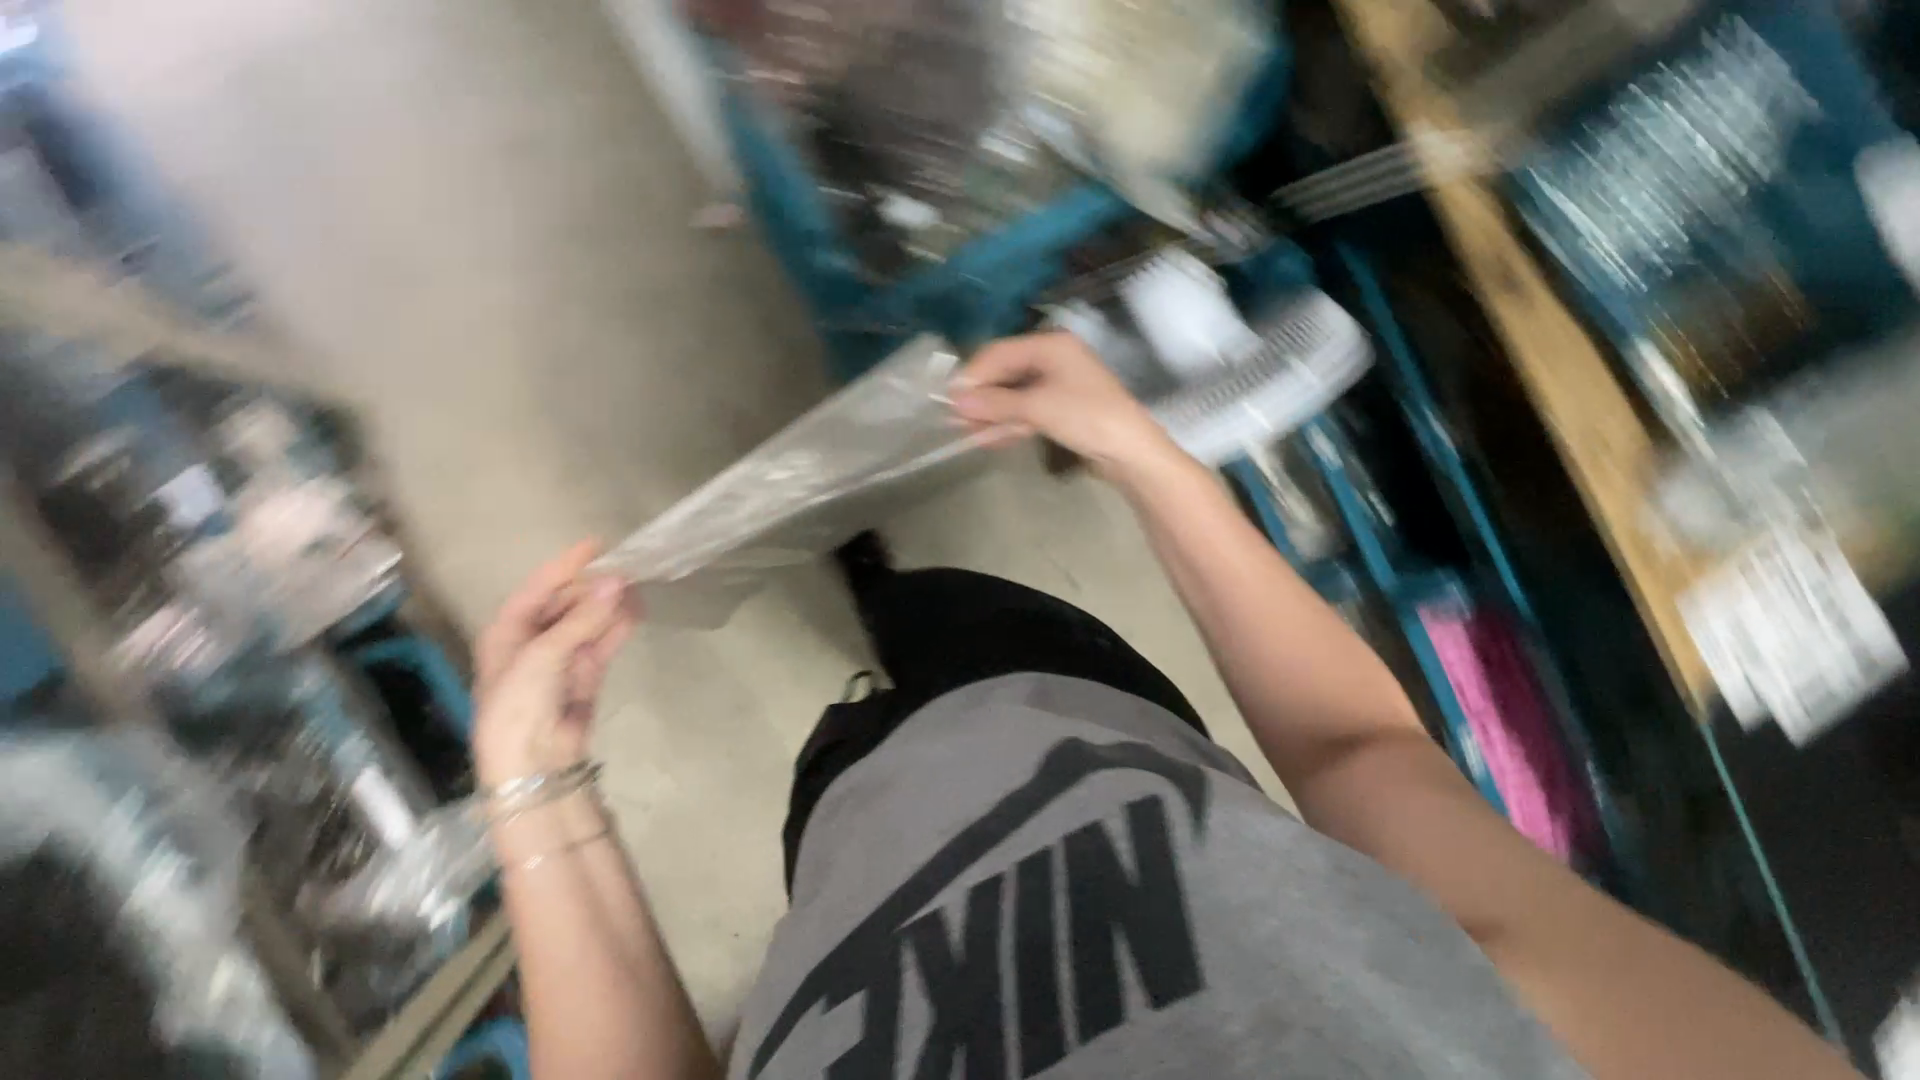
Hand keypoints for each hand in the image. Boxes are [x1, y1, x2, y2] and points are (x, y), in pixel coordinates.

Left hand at [472, 541, 636, 785]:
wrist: (533, 761)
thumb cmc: (519, 702)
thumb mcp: (544, 654)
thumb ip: (583, 618)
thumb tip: (619, 581)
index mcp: (507, 632)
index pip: (538, 589)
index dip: (565, 566)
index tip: (597, 545)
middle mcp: (533, 641)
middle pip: (566, 603)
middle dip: (593, 587)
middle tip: (625, 572)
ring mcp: (562, 658)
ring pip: (588, 622)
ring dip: (609, 606)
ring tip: (637, 588)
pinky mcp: (586, 674)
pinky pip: (603, 643)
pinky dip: (618, 628)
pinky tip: (635, 612)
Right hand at [950, 331, 1183, 480]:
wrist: (1131, 451)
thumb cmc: (1087, 417)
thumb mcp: (1037, 408)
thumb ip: (995, 405)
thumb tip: (955, 403)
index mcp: (1050, 344)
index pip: (999, 353)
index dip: (973, 376)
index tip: (950, 400)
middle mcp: (1054, 358)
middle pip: (1005, 373)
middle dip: (981, 397)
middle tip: (954, 419)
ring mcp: (1059, 384)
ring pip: (1015, 395)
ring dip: (991, 413)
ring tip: (965, 432)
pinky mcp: (1063, 409)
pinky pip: (1027, 411)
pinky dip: (1009, 423)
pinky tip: (989, 439)